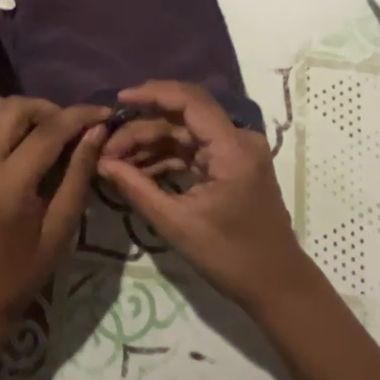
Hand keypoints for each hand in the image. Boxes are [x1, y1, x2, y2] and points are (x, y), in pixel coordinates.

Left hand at [0, 97, 109, 326]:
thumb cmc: (21, 272)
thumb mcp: (60, 230)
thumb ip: (78, 175)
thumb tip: (97, 132)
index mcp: (9, 186)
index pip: (48, 131)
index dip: (80, 116)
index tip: (103, 113)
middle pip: (17, 108)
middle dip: (50, 109)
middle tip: (72, 127)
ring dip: (23, 109)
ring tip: (43, 130)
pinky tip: (12, 132)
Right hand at [97, 81, 314, 307]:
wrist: (277, 285)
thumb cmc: (230, 257)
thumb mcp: (177, 225)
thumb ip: (138, 188)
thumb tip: (102, 163)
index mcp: (232, 147)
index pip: (190, 100)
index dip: (153, 93)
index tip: (120, 99)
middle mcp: (238, 139)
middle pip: (183, 116)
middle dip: (143, 127)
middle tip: (108, 147)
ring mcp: (236, 151)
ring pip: (185, 132)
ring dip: (151, 143)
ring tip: (116, 161)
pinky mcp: (231, 165)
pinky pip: (194, 149)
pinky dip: (167, 157)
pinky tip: (138, 171)